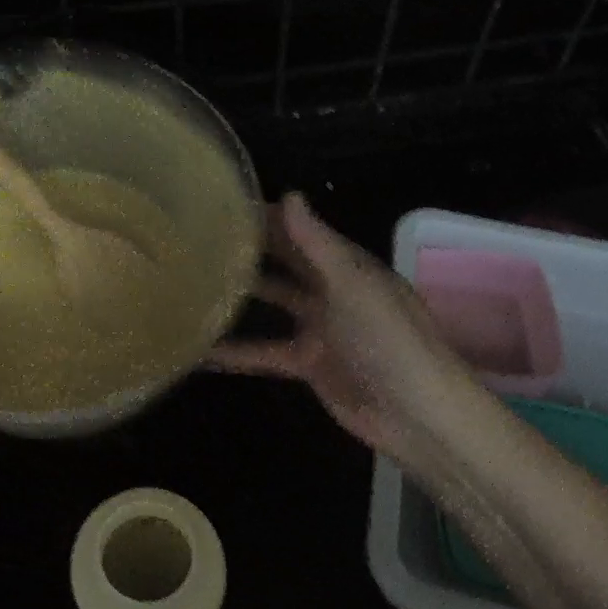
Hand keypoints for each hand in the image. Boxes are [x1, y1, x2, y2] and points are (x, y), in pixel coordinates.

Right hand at [211, 193, 483, 461]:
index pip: (301, 232)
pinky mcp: (308, 366)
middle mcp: (332, 291)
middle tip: (197, 241)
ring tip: (191, 285)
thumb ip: (317, 243)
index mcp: (347, 266)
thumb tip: (289, 194)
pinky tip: (199, 351)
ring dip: (239, 298)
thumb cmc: (388, 340)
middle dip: (248, 252)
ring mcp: (319, 329)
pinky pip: (264, 353)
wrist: (416, 414)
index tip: (221, 205)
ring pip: (271, 306)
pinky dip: (236, 353)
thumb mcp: (352, 285)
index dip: (267, 217)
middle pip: (284, 265)